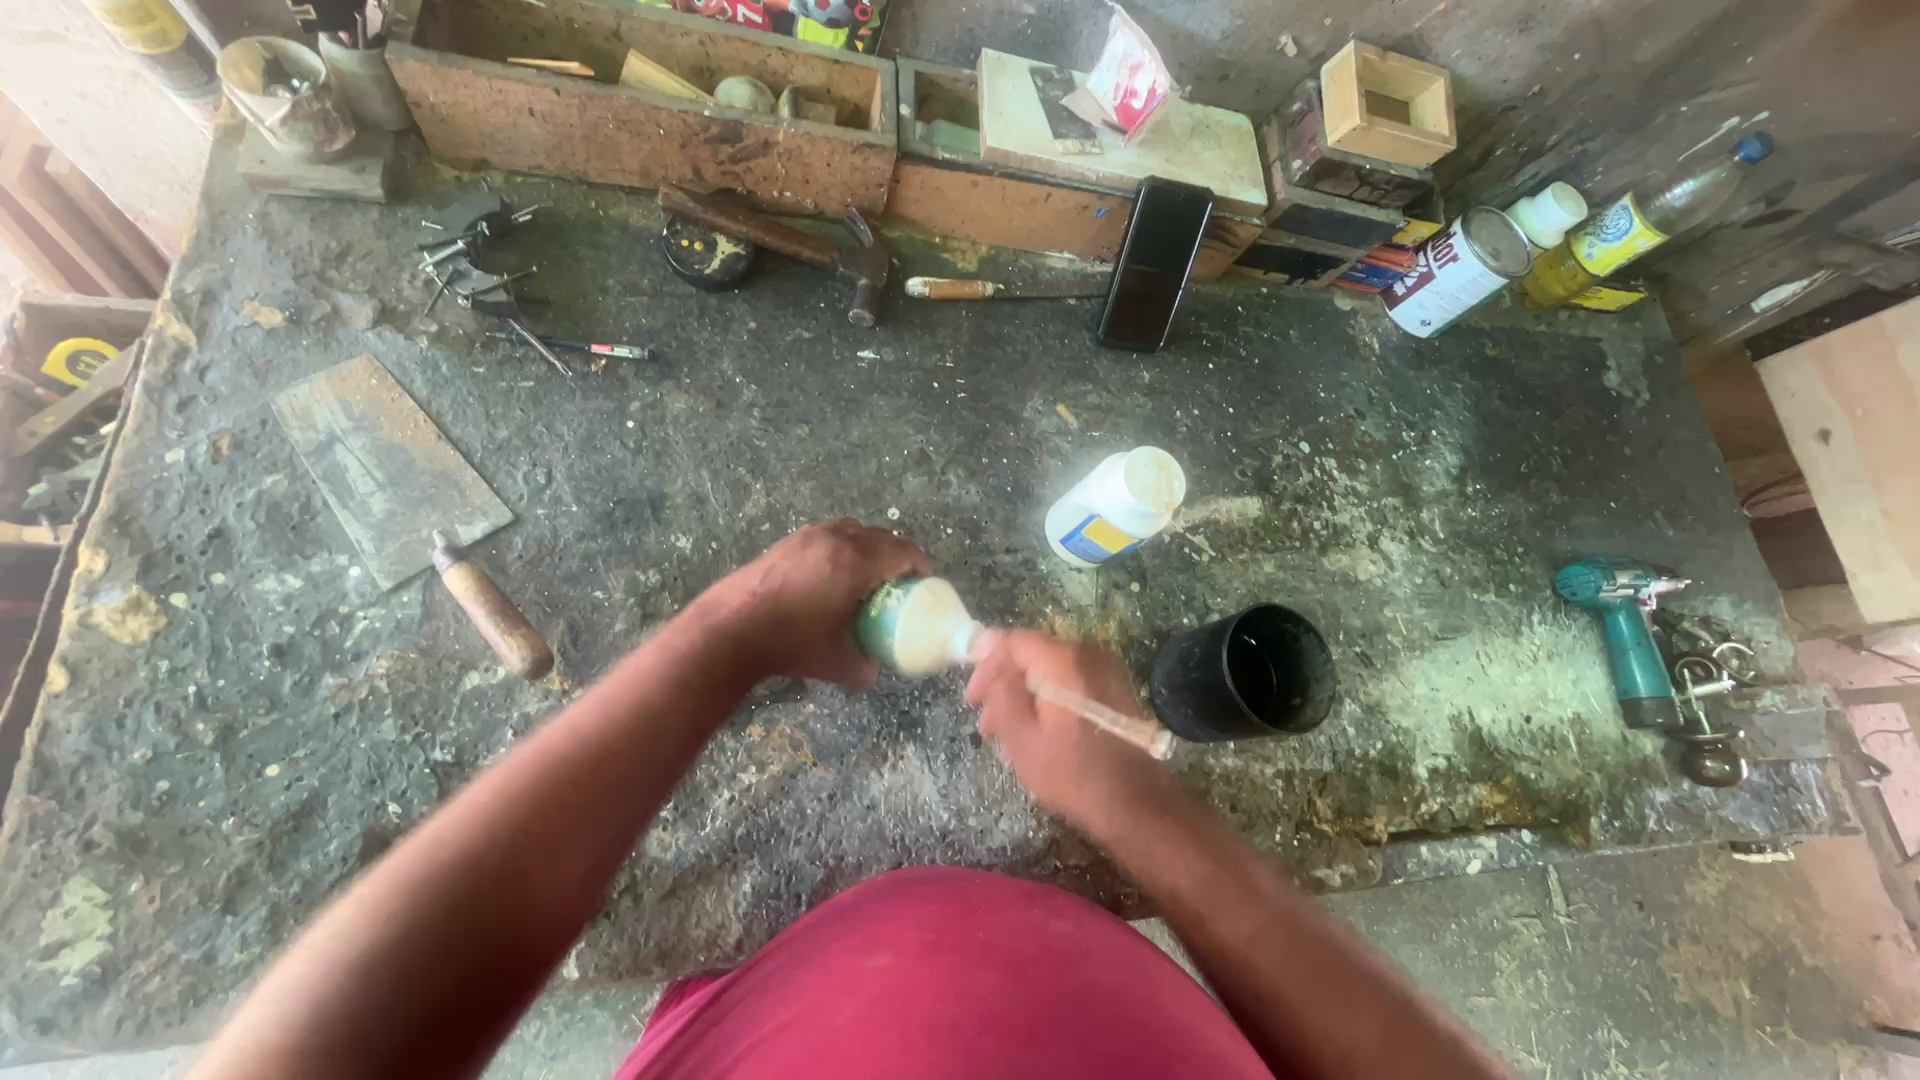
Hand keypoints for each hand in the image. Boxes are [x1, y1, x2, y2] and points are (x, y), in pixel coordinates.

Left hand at [699, 519, 929, 690]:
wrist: (730, 630)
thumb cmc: (790, 642)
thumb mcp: (836, 663)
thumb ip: (864, 668)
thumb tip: (874, 671)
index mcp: (856, 561)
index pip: (903, 552)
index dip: (919, 566)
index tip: (924, 583)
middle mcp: (836, 539)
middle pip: (881, 537)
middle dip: (896, 556)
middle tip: (899, 582)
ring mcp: (808, 536)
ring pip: (853, 531)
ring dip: (868, 547)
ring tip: (867, 575)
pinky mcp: (787, 542)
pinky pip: (828, 536)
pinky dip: (841, 548)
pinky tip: (832, 576)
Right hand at [965, 630, 1176, 832]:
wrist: (1136, 804)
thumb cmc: (1073, 774)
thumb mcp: (1022, 736)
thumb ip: (1001, 689)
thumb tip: (987, 652)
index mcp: (1063, 660)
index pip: (1011, 642)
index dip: (985, 667)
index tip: (973, 702)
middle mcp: (1088, 653)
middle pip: (1031, 654)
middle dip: (1003, 686)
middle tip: (987, 726)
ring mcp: (1106, 669)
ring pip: (1049, 671)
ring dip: (1024, 696)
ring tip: (1008, 736)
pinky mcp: (1115, 688)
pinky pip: (1069, 682)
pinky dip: (1048, 700)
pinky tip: (1038, 734)